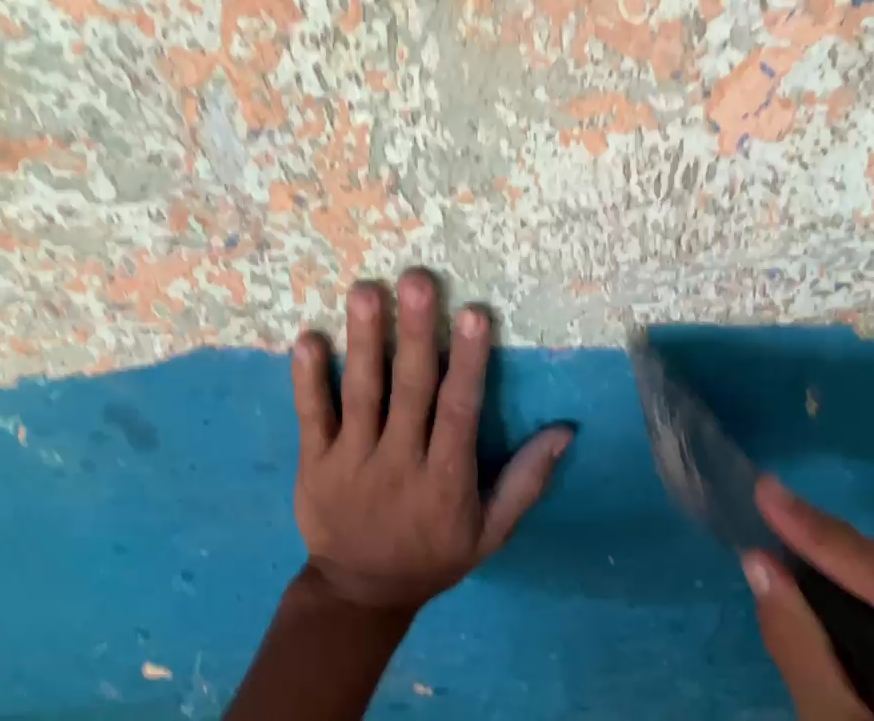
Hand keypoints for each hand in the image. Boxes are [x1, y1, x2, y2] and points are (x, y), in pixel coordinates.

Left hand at [289, 269, 574, 614]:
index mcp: (446, 480)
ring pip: (360, 394)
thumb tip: (565, 431)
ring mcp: (351, 462)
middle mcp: (399, 464)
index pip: (459, 411)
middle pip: (409, 391)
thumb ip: (526, 482)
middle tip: (416, 280)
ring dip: (363, 341)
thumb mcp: (491, 532)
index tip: (474, 313)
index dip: (468, 362)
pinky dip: (308, 378)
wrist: (359, 594)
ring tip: (365, 292)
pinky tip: (307, 339)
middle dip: (416, 333)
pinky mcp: (314, 464)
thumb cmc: (434, 554)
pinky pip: (311, 416)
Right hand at [741, 478, 873, 720]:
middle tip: (765, 516)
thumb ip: (801, 646)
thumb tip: (759, 563)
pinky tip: (823, 600)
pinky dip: (854, 599)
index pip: (873, 569)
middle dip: (820, 543)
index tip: (763, 487)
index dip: (813, 526)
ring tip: (784, 548)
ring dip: (833, 569)